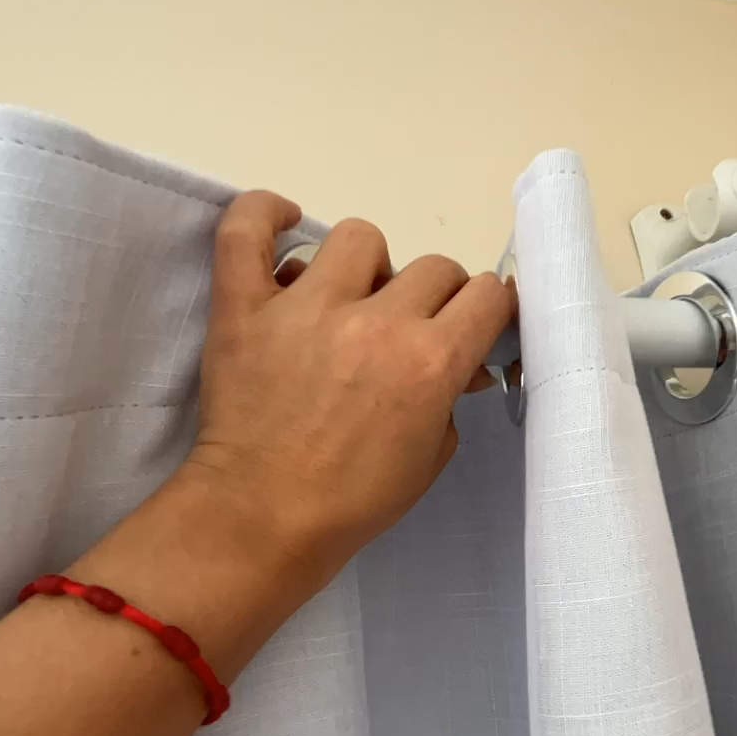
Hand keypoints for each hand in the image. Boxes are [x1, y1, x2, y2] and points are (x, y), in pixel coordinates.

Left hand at [182, 192, 513, 599]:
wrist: (264, 520)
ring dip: (371, 266)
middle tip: (416, 327)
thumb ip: (452, 395)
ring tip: (352, 298)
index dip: (491, 306)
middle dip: (439, 296)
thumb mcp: (433, 453)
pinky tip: (284, 222)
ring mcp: (307, 307)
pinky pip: (246, 230)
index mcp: (432, 361)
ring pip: (360, 236)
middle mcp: (379, 322)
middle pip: (435, 266)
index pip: (488, 293)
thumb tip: (462, 361)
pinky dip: (265, 215)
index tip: (478, 321)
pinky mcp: (245, 307)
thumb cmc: (359, 498)